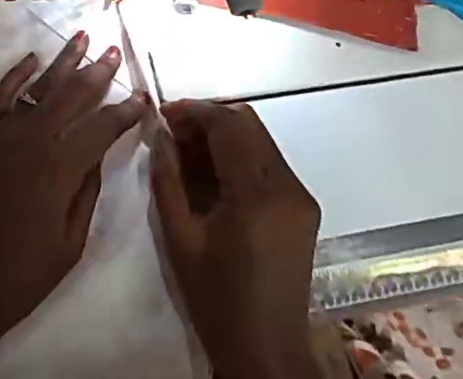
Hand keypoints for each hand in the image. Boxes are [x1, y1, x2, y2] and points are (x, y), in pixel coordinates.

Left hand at [0, 34, 147, 373]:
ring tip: (82, 36)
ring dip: (63, 60)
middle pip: (73, 94)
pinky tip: (32, 60)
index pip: (102, 127)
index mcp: (60, 168)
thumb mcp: (70, 243)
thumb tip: (98, 152)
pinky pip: (1, 97)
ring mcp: (3, 135)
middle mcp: (33, 140)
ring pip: (40, 86)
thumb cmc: (18, 277)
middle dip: (98, 71)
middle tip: (115, 50)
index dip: (125, 111)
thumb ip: (88, 190)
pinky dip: (16, 75)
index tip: (142, 96)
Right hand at [150, 100, 320, 378]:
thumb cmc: (217, 301)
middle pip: (247, 123)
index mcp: (257, 194)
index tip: (164, 114)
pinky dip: (240, 156)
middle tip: (173, 133)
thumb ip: (167, 180)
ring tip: (188, 152)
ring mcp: (300, 192)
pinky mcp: (303, 203)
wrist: (267, 351)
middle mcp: (286, 184)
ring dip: (224, 136)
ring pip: (259, 138)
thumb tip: (159, 134)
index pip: (228, 125)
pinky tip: (214, 174)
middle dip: (208, 119)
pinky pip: (269, 161)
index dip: (195, 111)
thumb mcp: (180, 240)